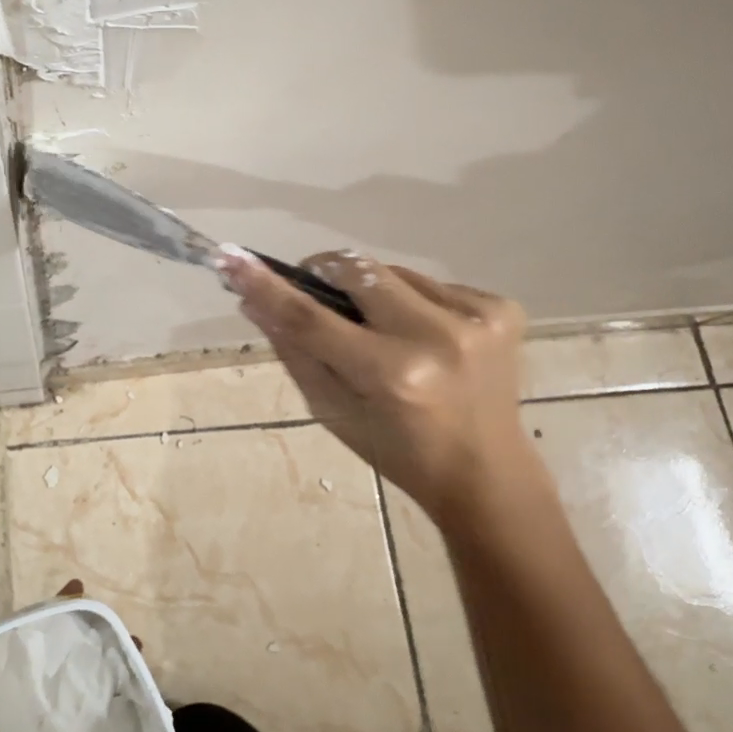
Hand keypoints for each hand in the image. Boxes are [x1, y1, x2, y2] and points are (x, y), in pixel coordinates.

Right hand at [215, 246, 541, 522]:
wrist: (485, 473)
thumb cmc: (395, 450)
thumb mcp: (332, 409)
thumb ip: (294, 350)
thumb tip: (253, 299)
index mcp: (391, 374)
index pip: (311, 317)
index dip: (266, 285)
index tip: (230, 258)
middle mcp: (437, 337)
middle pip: (356, 270)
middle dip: (324, 274)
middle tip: (312, 292)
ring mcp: (476, 318)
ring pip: (393, 272)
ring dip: (373, 293)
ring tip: (382, 333)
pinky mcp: (501, 308)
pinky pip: (431, 284)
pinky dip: (413, 303)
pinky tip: (423, 338)